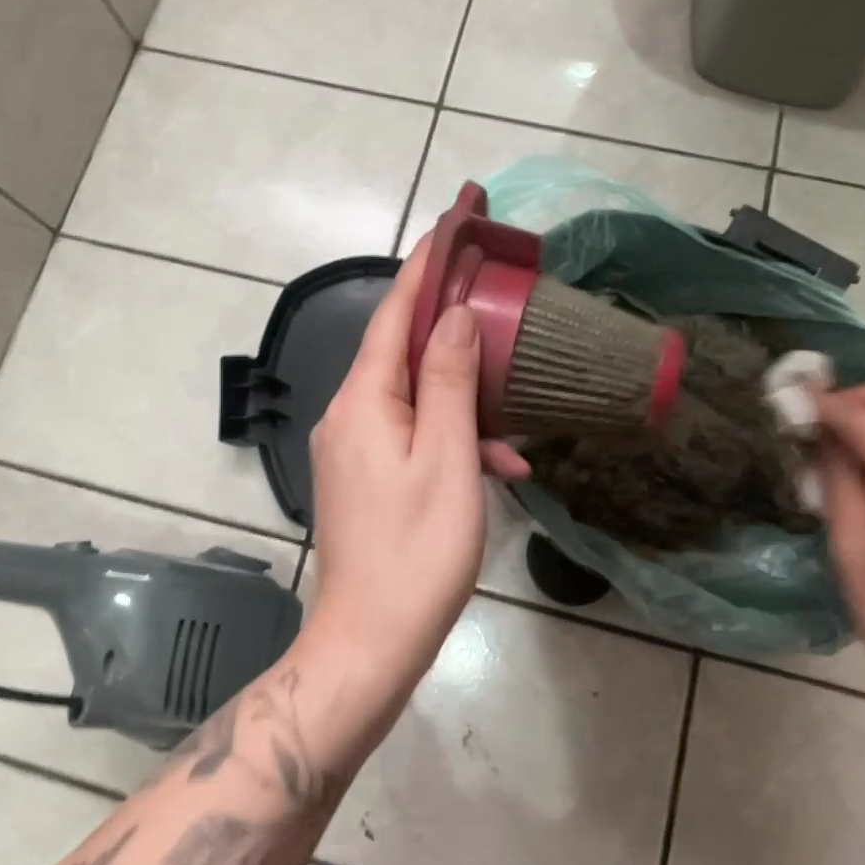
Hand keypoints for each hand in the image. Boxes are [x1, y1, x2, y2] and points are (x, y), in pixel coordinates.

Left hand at [306, 242, 529, 678]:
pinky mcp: (368, 477)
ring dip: (464, 399)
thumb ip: (448, 381)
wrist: (372, 641)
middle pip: (403, 350)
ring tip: (514, 416)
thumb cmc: (417, 550)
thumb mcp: (446, 458)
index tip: (452, 224)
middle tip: (494, 294)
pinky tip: (498, 465)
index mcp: (364, 400)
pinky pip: (414, 436)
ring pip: (415, 397)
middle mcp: (351, 413)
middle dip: (450, 323)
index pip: (394, 314)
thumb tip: (453, 316)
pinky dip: (453, 441)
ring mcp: (356, 448)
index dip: (425, 267)